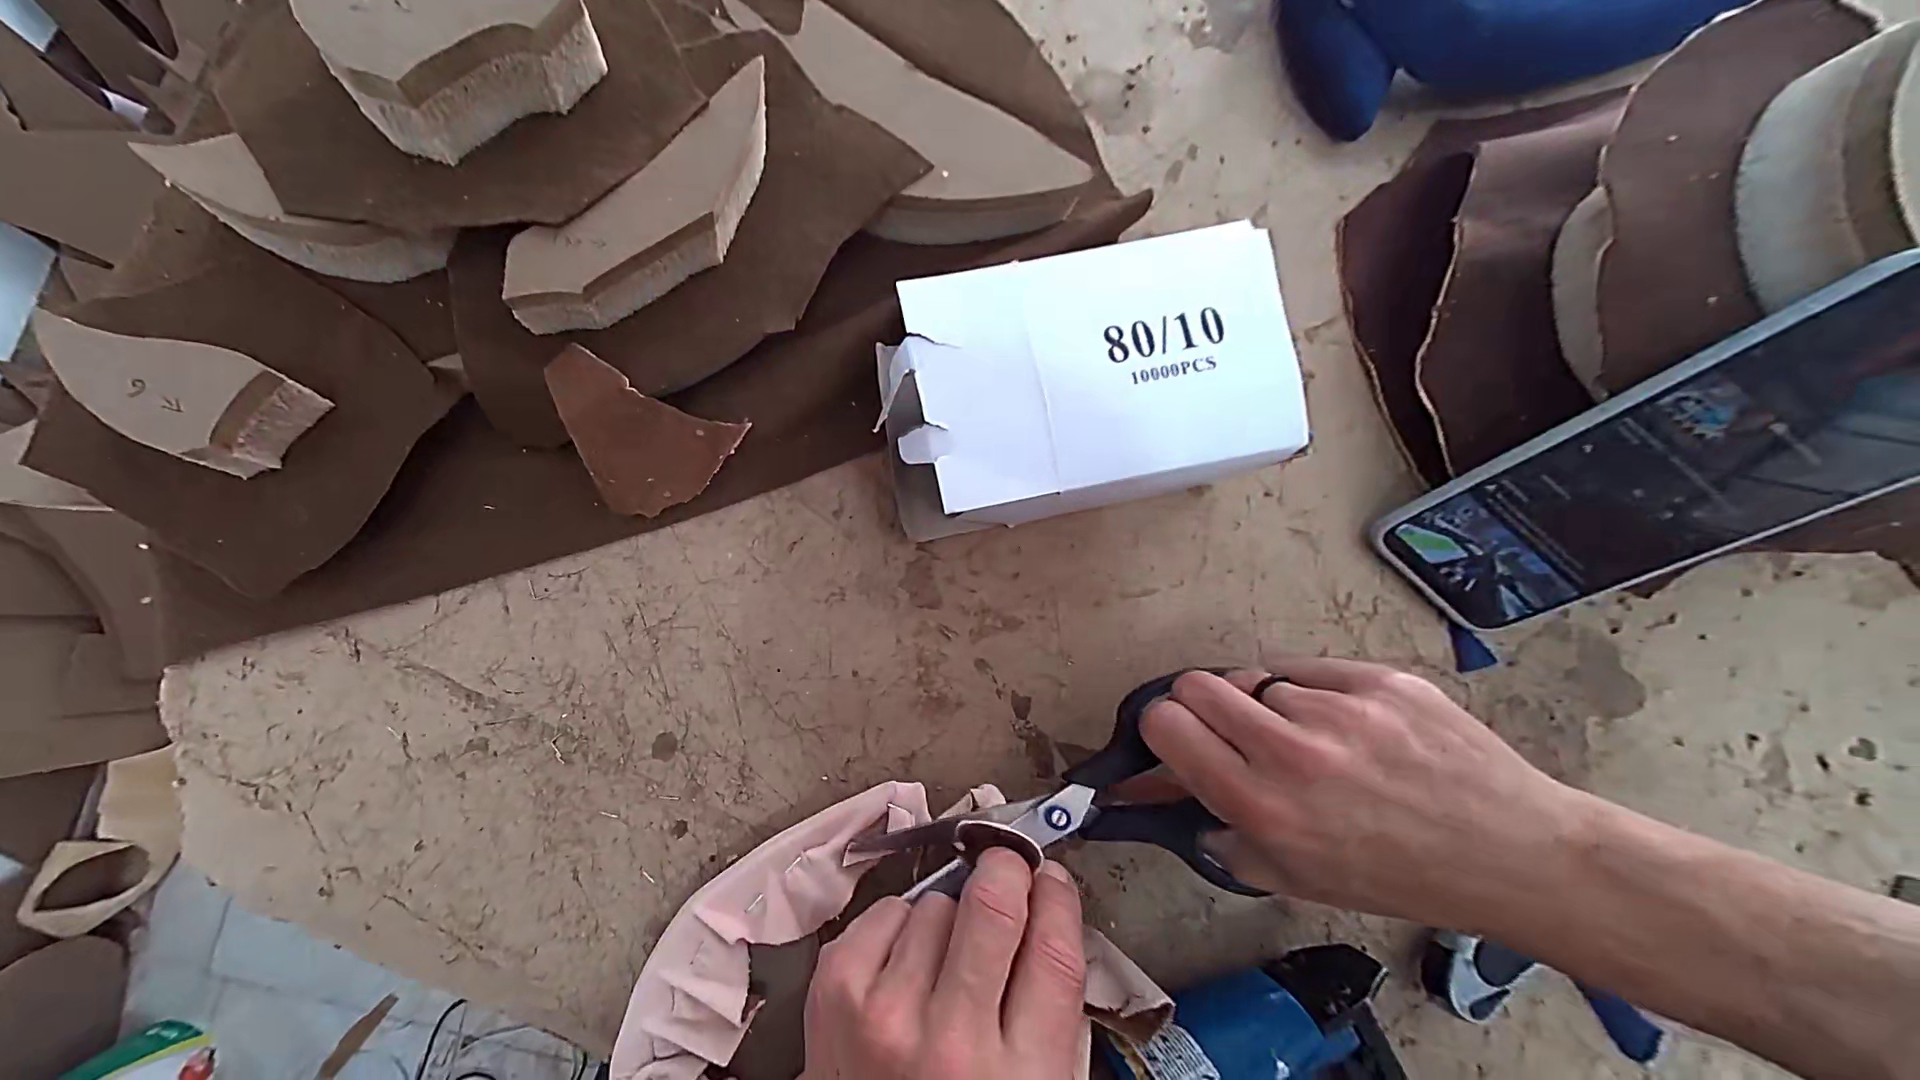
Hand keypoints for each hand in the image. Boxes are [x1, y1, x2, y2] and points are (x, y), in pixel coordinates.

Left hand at [799, 849, 1087, 1079]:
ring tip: (941, 959)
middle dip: (1005, 870)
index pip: (1054, 950)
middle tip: (1005, 869)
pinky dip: (900, 924)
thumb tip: (1045, 908)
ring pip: (936, 903)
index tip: (1049, 878)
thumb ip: (1047, 1007)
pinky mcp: (838, 995)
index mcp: (1020, 1078)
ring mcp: (888, 1015)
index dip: (1057, 897)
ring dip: (947, 915)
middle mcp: (952, 1045)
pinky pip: (886, 911)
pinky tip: (901, 965)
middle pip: (994, 904)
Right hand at [1139, 661, 1587, 928]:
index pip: (1165, 723)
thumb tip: (1155, 786)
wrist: (1513, 853)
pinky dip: (1309, 692)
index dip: (1160, 728)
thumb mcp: (1291, 875)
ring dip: (1264, 704)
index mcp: (1264, 805)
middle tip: (1226, 728)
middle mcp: (1293, 750)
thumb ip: (1214, 829)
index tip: (1174, 737)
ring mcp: (1338, 707)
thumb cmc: (1395, 875)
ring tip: (1307, 736)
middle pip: (1194, 683)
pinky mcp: (1376, 678)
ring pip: (1255, 678)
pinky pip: (1306, 668)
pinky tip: (1344, 722)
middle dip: (1196, 704)